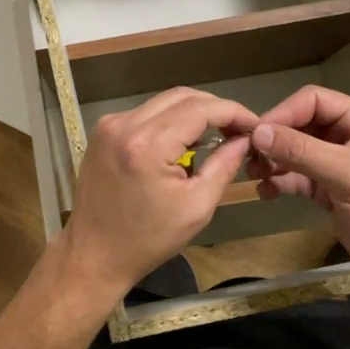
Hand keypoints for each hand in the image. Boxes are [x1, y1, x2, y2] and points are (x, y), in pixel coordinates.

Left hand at [61, 87, 253, 295]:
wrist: (94, 252)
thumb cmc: (148, 239)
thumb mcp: (197, 207)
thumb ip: (223, 166)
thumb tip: (244, 139)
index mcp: (148, 143)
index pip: (200, 108)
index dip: (233, 111)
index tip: (255, 125)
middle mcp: (125, 123)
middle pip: (181, 96)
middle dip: (215, 108)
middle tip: (239, 129)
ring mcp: (110, 124)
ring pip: (162, 102)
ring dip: (192, 113)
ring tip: (216, 135)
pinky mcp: (103, 130)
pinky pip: (144, 113)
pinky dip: (168, 121)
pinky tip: (182, 143)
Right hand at [235, 85, 349, 293]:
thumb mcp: (348, 176)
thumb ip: (302, 151)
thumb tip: (258, 132)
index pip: (315, 101)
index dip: (285, 112)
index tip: (258, 133)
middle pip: (302, 124)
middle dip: (275, 139)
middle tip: (248, 156)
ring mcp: (340, 165)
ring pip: (297, 151)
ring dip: (274, 161)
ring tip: (253, 175)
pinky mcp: (331, 191)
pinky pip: (299, 176)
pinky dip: (281, 181)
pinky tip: (265, 193)